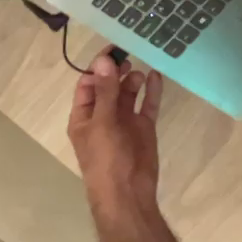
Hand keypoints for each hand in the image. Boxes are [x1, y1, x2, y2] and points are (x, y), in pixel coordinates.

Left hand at [66, 50, 163, 217]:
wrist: (128, 193)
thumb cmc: (107, 159)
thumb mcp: (103, 123)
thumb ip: (106, 91)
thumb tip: (103, 60)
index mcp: (84, 116)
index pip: (87, 84)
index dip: (98, 66)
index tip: (112, 48)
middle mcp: (103, 116)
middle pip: (109, 86)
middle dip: (116, 70)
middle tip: (129, 52)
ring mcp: (125, 121)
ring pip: (128, 93)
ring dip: (133, 80)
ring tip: (139, 71)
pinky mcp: (144, 127)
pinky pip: (147, 105)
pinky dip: (152, 91)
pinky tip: (157, 76)